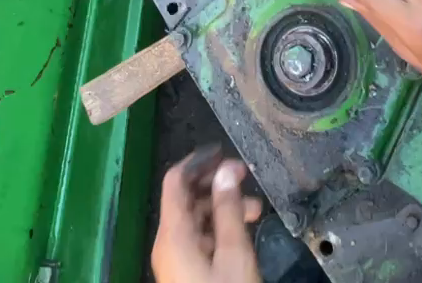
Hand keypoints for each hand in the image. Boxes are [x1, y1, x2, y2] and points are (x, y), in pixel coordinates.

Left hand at [152, 149, 262, 282]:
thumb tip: (226, 169)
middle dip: (216, 183)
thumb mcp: (233, 254)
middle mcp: (167, 242)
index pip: (175, 180)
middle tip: (244, 176)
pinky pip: (198, 238)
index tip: (224, 152)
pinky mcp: (183, 272)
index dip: (199, 161)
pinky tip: (241, 231)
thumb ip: (229, 209)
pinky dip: (218, 228)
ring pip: (195, 219)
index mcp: (172, 233)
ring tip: (254, 208)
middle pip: (186, 198)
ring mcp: (174, 259)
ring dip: (222, 207)